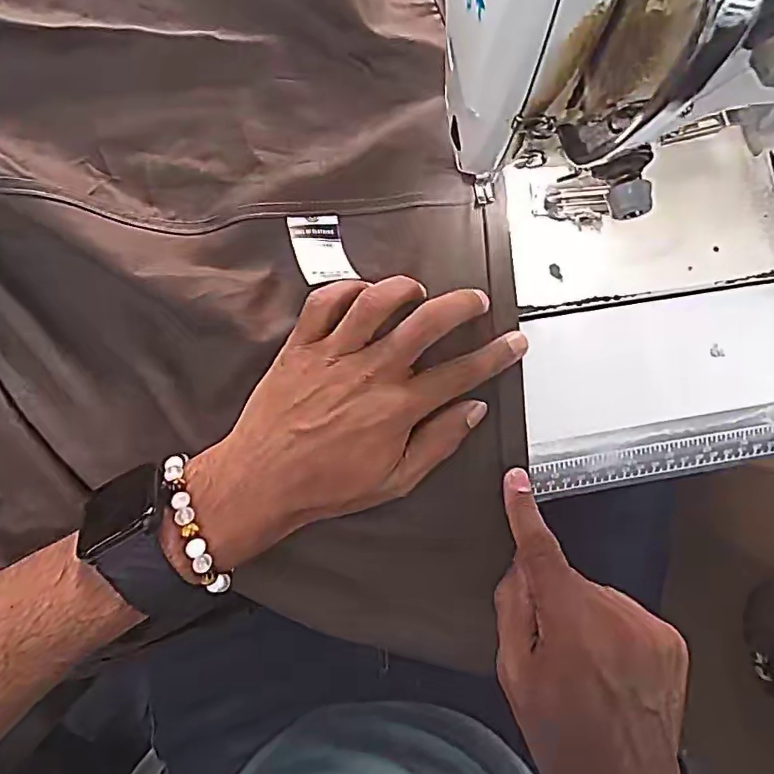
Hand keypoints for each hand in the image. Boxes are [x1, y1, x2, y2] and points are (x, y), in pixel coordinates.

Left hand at [177, 277, 525, 570]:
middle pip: (427, 322)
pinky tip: (361, 293)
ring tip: (418, 290)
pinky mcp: (301, 347)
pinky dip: (346, 289)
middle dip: (462, 305)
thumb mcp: (395, 480)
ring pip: (377, 302)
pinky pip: (324, 302)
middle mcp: (369, 373)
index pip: (461, 372)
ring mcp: (333, 355)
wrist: (261, 482)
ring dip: (405, 288)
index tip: (512, 342)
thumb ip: (438, 442)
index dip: (495, 354)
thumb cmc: (323, 484)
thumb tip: (470, 412)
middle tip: (475, 301)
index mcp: (396, 408)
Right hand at [494, 469, 691, 773]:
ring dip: (586, 618)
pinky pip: (625, 614)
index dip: (526, 514)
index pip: (541, 551)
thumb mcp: (515, 675)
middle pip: (569, 580)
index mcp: (570, 622)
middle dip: (555, 601)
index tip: (517, 482)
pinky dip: (613, 631)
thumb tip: (521, 569)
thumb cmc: (566, 741)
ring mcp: (648, 625)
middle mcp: (614, 615)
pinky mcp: (669, 637)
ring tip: (588, 671)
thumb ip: (513, 609)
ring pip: (598, 597)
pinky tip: (613, 672)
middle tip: (553, 651)